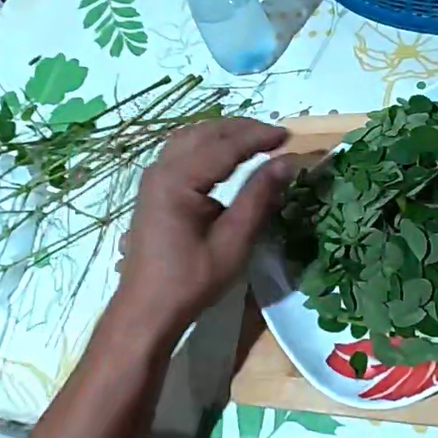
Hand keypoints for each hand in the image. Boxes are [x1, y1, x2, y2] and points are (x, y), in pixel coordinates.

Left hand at [112, 118, 296, 341]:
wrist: (147, 308)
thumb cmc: (192, 279)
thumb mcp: (233, 240)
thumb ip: (259, 196)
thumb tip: (287, 162)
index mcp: (178, 180)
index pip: (225, 146)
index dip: (259, 137)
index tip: (289, 136)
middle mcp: (161, 169)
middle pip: (205, 132)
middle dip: (243, 129)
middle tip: (277, 136)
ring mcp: (153, 177)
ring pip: (191, 137)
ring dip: (224, 133)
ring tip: (255, 140)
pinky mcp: (153, 187)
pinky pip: (181, 150)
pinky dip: (207, 144)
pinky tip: (225, 154)